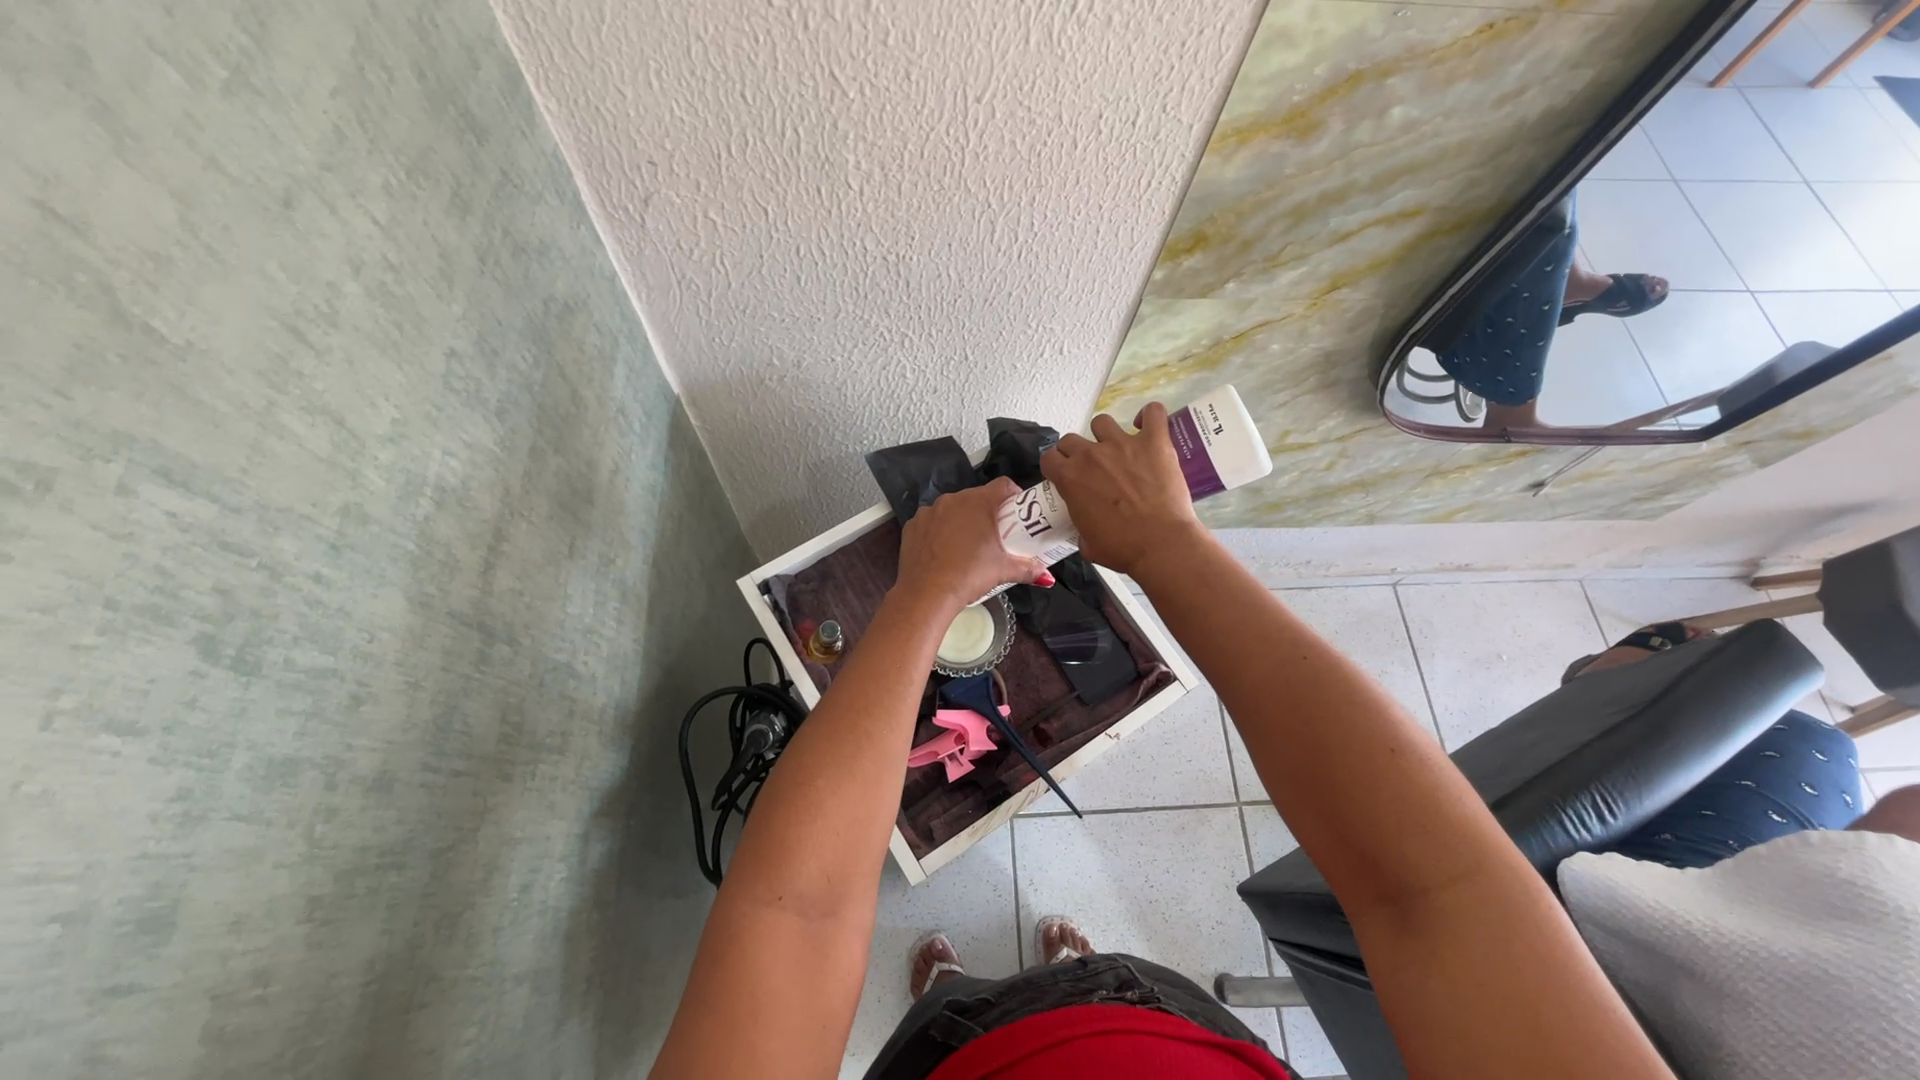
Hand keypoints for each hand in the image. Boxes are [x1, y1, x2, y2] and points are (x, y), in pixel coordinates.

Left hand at [894, 478, 1048, 614]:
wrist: (926, 594)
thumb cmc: (969, 576)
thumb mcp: (1003, 571)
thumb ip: (1028, 569)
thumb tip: (1047, 576)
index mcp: (978, 502)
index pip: (1004, 485)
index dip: (1014, 495)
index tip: (1018, 511)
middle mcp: (952, 499)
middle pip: (976, 497)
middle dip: (988, 511)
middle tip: (996, 534)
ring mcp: (929, 511)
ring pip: (952, 509)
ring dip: (962, 520)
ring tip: (968, 545)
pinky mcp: (912, 526)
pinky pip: (931, 522)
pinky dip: (939, 531)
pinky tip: (943, 551)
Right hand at [1039, 403, 1205, 575]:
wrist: (1160, 543)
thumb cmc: (1121, 548)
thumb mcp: (1087, 543)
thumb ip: (1079, 528)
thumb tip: (1084, 531)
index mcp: (1070, 478)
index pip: (1049, 457)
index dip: (1056, 467)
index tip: (1065, 476)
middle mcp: (1091, 454)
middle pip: (1071, 439)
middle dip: (1077, 452)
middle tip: (1091, 468)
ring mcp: (1122, 443)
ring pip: (1102, 422)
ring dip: (1105, 434)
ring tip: (1117, 449)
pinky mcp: (1154, 441)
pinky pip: (1152, 413)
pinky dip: (1148, 416)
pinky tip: (1147, 427)